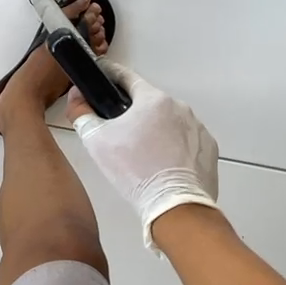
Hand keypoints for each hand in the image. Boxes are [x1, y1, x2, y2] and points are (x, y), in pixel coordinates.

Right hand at [66, 61, 219, 255]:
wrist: (176, 208)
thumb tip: (76, 96)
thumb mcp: (96, 141)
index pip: (127, 77)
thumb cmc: (134, 170)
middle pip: (148, 102)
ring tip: (142, 154)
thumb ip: (81, 113)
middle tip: (118, 132)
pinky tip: (162, 165)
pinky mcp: (209, 150)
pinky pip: (186, 141)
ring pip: (168, 121)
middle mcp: (179, 107)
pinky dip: (173, 147)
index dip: (110, 76)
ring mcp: (198, 128)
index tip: (101, 78)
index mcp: (153, 99)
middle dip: (133, 112)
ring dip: (155, 130)